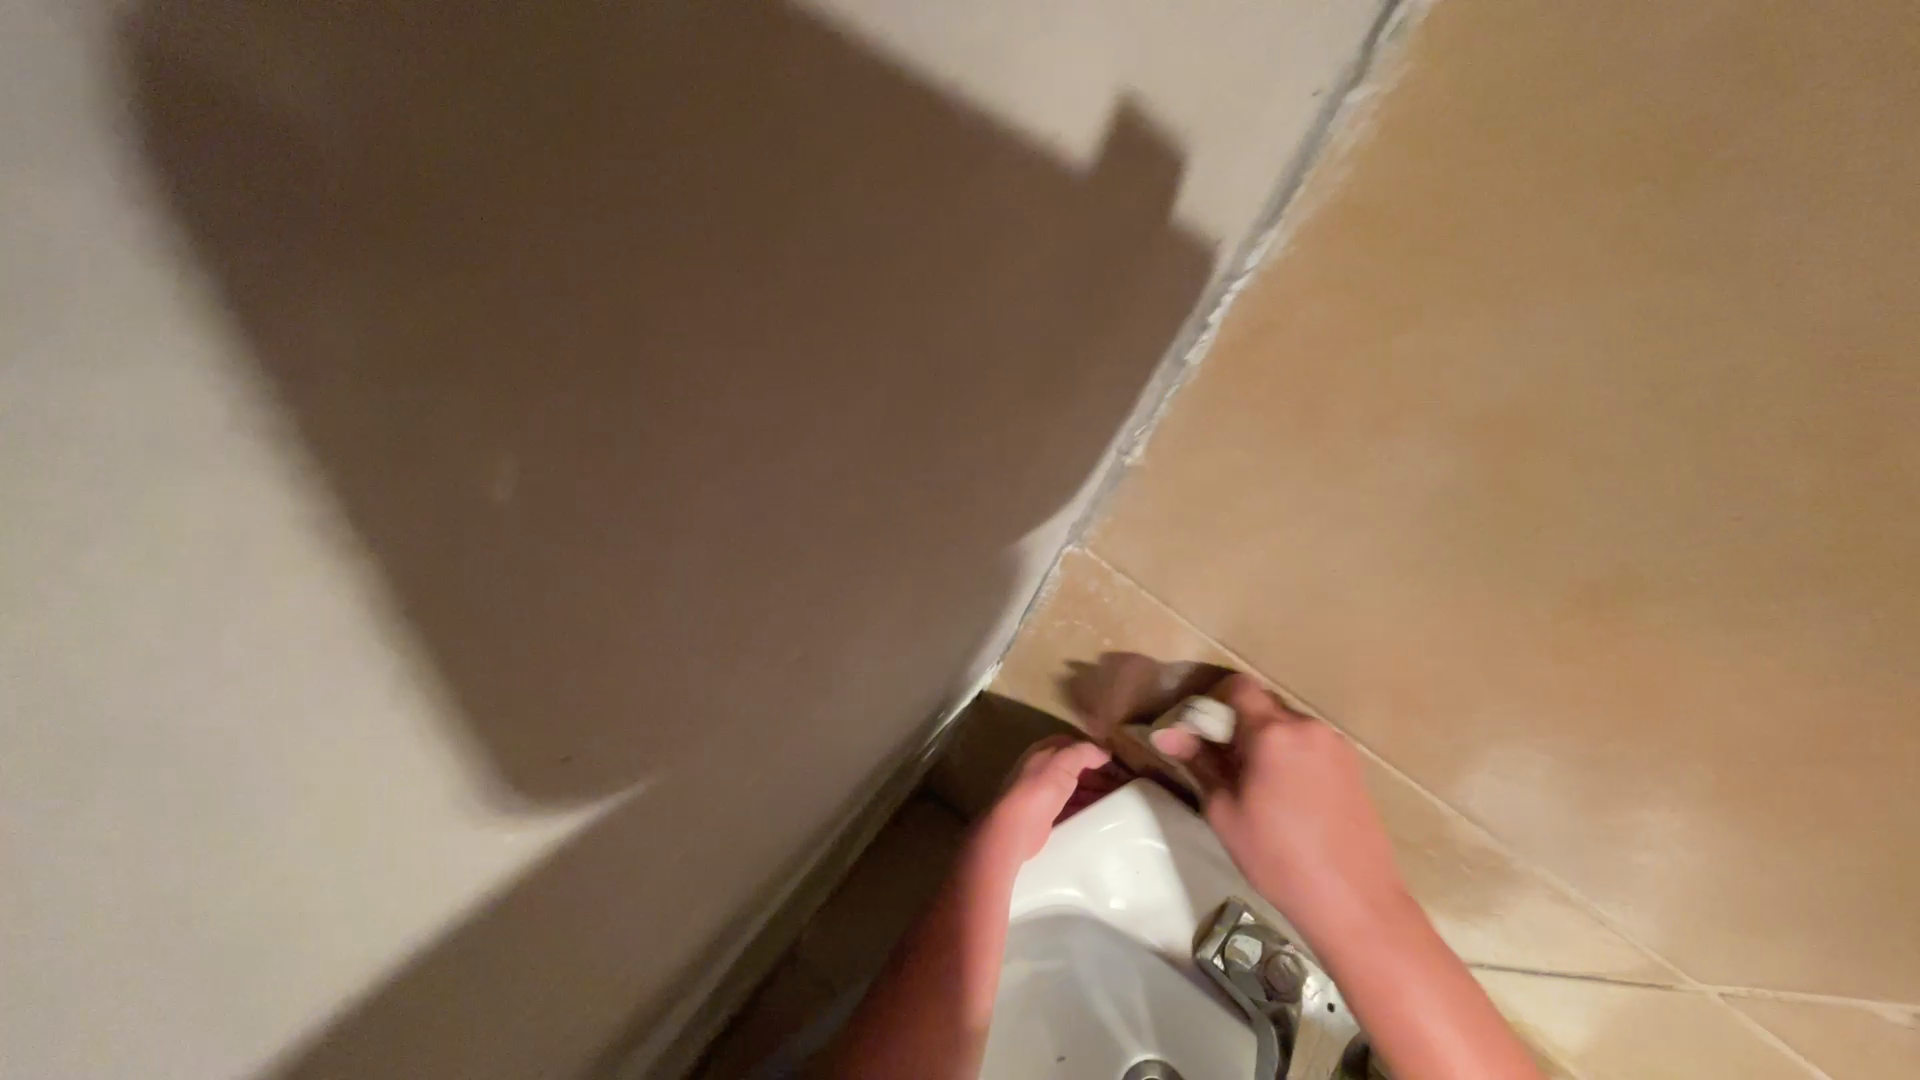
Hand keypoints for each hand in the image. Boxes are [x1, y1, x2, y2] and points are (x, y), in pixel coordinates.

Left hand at [978, 735, 1110, 862]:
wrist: (1015, 829)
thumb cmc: (1039, 790)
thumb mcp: (1062, 762)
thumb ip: (1082, 752)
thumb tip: (1104, 751)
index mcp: (1044, 751)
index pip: (1075, 744)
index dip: (1096, 750)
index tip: (1118, 761)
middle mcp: (1043, 768)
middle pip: (1076, 766)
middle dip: (1098, 771)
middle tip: (1123, 782)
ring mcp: (1044, 792)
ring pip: (1075, 785)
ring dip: (1095, 789)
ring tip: (1118, 797)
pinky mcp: (1047, 813)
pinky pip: (1072, 804)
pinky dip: (1087, 805)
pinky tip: (1101, 812)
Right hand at [1152, 675, 1407, 937]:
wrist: (1355, 901)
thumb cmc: (1277, 857)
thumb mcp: (1224, 811)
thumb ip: (1198, 762)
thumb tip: (1164, 734)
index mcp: (1273, 732)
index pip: (1239, 686)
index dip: (1216, 703)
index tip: (1204, 735)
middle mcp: (1308, 727)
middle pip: (1264, 706)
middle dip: (1241, 727)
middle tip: (1227, 767)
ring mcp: (1336, 745)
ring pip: (1288, 727)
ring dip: (1268, 743)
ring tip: (1259, 788)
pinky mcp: (1354, 766)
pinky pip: (1311, 746)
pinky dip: (1292, 757)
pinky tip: (1289, 798)